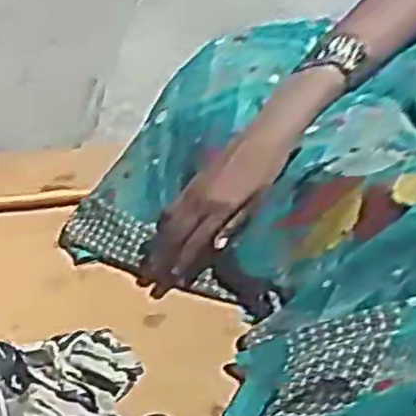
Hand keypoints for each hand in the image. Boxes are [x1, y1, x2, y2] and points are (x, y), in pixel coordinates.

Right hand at [142, 120, 297, 295]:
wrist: (266, 131)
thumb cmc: (270, 165)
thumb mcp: (259, 197)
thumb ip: (235, 223)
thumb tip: (213, 249)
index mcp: (219, 207)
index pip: (192, 244)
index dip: (179, 266)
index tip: (168, 284)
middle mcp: (199, 203)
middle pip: (172, 240)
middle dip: (158, 264)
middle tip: (146, 284)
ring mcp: (191, 193)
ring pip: (165, 228)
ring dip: (154, 250)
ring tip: (145, 267)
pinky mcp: (190, 186)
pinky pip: (168, 213)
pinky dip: (160, 230)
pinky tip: (157, 239)